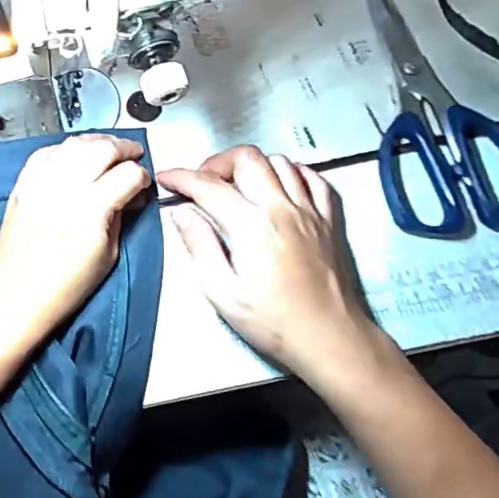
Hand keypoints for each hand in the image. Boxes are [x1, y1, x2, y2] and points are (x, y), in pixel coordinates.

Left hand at [0, 134, 152, 346]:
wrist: (18, 292)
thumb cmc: (63, 284)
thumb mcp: (108, 254)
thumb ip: (121, 216)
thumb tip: (130, 195)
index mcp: (91, 208)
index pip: (128, 173)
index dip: (142, 176)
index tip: (143, 182)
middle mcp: (65, 187)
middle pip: (103, 147)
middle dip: (124, 148)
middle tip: (133, 154)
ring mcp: (41, 181)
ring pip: (75, 142)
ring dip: (96, 143)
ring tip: (107, 150)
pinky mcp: (24, 183)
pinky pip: (47, 152)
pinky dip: (65, 149)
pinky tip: (74, 157)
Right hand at [158, 146, 394, 393]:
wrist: (331, 339)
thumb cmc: (275, 323)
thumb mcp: (223, 293)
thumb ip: (200, 246)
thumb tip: (181, 215)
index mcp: (252, 227)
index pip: (208, 186)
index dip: (181, 177)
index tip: (167, 179)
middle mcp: (282, 209)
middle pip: (247, 158)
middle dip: (216, 162)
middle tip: (201, 181)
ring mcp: (309, 211)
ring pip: (279, 161)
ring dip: (252, 166)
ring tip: (236, 184)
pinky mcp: (328, 220)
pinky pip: (312, 178)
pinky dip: (290, 172)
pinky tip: (278, 185)